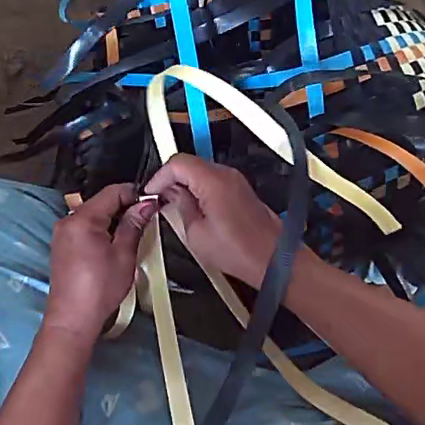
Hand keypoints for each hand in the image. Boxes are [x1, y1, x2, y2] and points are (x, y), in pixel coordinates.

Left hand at [41, 183, 157, 341]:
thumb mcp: (123, 255)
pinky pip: (85, 227)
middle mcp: (68, 220)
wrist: (72, 319)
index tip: (152, 203)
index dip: (135, 194)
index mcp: (82, 219)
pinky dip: (102, 230)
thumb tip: (147, 204)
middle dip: (125, 207)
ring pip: (94, 214)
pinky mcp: (62, 245)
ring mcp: (62, 233)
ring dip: (114, 219)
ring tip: (134, 234)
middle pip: (102, 201)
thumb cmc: (98, 289)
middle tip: (147, 220)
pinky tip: (115, 244)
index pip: (112, 192)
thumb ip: (134, 224)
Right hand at [142, 155, 287, 286]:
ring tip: (173, 205)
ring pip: (201, 171)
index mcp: (213, 181)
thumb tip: (173, 195)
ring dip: (185, 183)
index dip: (159, 176)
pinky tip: (193, 208)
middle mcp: (227, 175)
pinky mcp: (241, 191)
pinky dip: (199, 189)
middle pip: (189, 163)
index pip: (177, 163)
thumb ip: (181, 206)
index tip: (151, 190)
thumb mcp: (196, 233)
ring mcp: (236, 181)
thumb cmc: (241, 251)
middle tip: (158, 197)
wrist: (273, 261)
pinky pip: (214, 181)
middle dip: (170, 178)